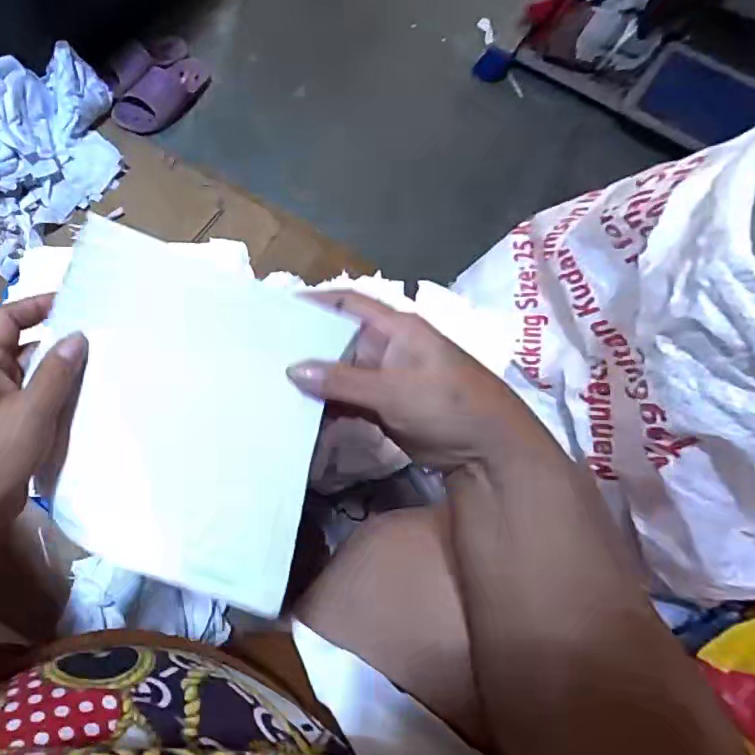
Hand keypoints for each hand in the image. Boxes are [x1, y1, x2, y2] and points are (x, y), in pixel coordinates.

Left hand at [0, 296, 86, 526]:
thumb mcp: (30, 413)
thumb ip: (55, 373)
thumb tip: (77, 336)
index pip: (5, 320)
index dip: (35, 306)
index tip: (71, 304)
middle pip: (18, 347)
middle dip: (52, 341)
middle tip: (94, 337)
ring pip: (26, 378)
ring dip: (54, 373)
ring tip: (95, 366)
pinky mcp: (0, 431)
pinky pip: (28, 404)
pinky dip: (50, 400)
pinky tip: (78, 403)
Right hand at [288, 292, 546, 472]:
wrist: (491, 454)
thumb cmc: (451, 406)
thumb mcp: (394, 390)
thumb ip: (342, 380)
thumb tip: (292, 369)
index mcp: (397, 329)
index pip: (349, 303)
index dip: (315, 301)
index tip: (279, 308)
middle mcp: (386, 347)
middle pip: (336, 339)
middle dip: (303, 346)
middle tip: (263, 351)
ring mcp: (382, 378)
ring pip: (336, 372)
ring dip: (311, 380)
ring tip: (271, 383)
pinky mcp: (380, 405)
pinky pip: (343, 398)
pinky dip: (323, 405)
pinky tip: (297, 411)